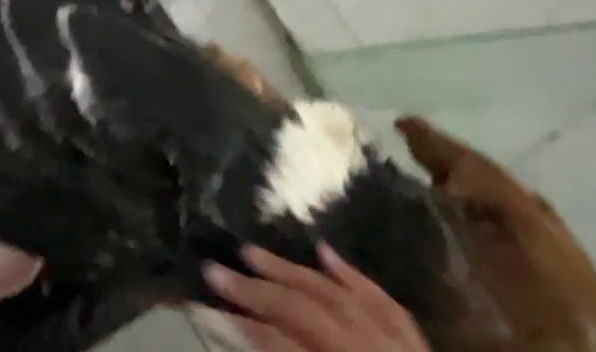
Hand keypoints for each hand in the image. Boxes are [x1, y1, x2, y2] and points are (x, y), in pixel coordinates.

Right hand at [204, 244, 430, 351]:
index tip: (209, 304)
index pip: (289, 348)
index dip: (248, 325)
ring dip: (295, 273)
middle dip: (260, 291)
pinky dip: (353, 278)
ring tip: (254, 253)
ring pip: (343, 299)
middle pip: (312, 314)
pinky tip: (324, 253)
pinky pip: (386, 305)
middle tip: (216, 269)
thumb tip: (243, 336)